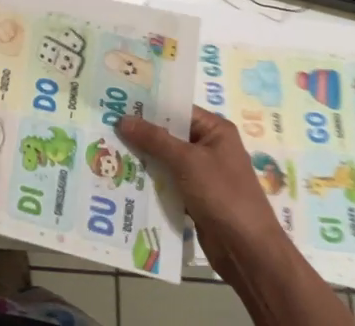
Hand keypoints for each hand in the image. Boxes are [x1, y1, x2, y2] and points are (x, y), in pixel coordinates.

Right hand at [116, 108, 281, 246]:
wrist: (248, 251)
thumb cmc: (222, 195)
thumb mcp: (186, 161)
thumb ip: (154, 139)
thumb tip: (122, 119)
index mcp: (216, 130)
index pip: (177, 110)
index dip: (148, 107)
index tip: (117, 104)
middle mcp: (210, 147)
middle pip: (170, 135)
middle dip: (141, 134)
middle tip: (106, 127)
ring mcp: (203, 174)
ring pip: (166, 160)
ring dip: (143, 159)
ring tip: (107, 151)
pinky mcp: (195, 197)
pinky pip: (168, 182)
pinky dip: (151, 181)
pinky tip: (124, 178)